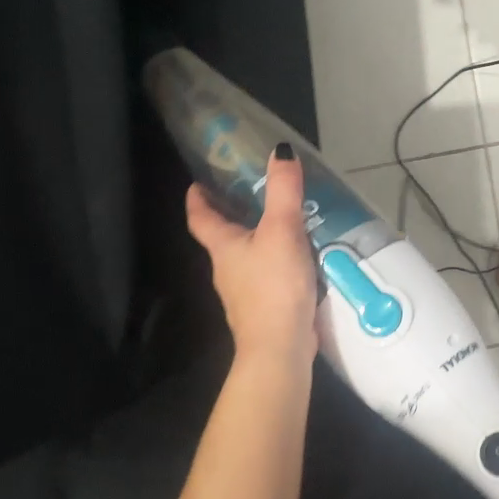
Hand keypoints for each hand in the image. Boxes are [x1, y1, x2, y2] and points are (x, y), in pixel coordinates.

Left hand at [185, 143, 319, 365]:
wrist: (281, 347)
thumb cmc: (273, 285)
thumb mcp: (281, 230)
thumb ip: (283, 191)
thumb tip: (280, 151)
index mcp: (223, 247)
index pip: (200, 218)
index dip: (197, 198)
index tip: (198, 182)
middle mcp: (227, 269)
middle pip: (224, 236)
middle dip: (234, 214)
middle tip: (253, 192)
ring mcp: (245, 292)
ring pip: (247, 256)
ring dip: (259, 237)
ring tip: (285, 219)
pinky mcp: (265, 307)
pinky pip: (268, 275)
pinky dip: (278, 260)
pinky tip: (301, 256)